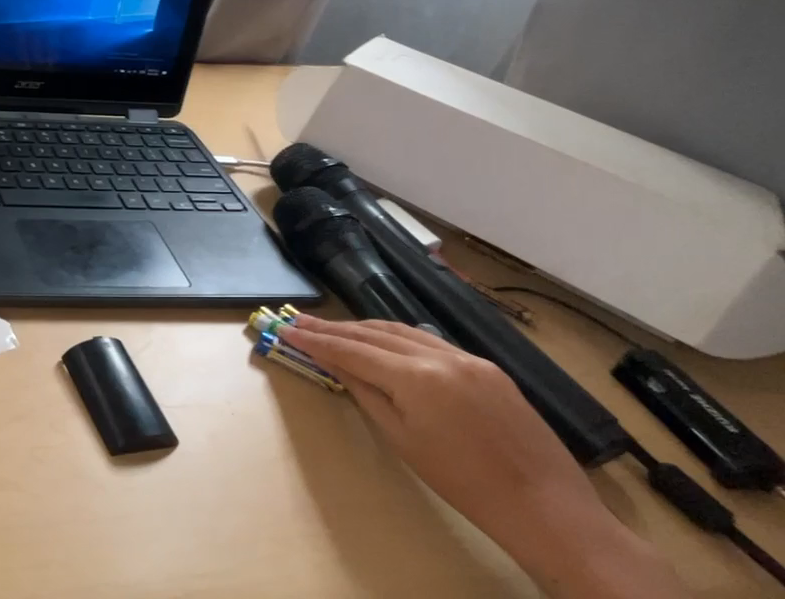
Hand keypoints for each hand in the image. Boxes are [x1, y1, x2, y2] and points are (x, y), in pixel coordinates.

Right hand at [280, 315, 684, 598]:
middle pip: (374, 334)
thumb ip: (366, 394)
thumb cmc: (463, 483)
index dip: (314, 340)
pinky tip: (383, 342)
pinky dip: (398, 338)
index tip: (284, 329)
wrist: (546, 507)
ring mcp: (468, 359)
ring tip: (333, 328)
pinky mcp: (489, 369)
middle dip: (334, 329)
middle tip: (299, 322)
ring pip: (403, 331)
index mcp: (416, 377)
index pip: (351, 350)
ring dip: (364, 329)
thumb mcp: (402, 439)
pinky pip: (431, 342)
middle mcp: (441, 356)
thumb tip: (338, 365)